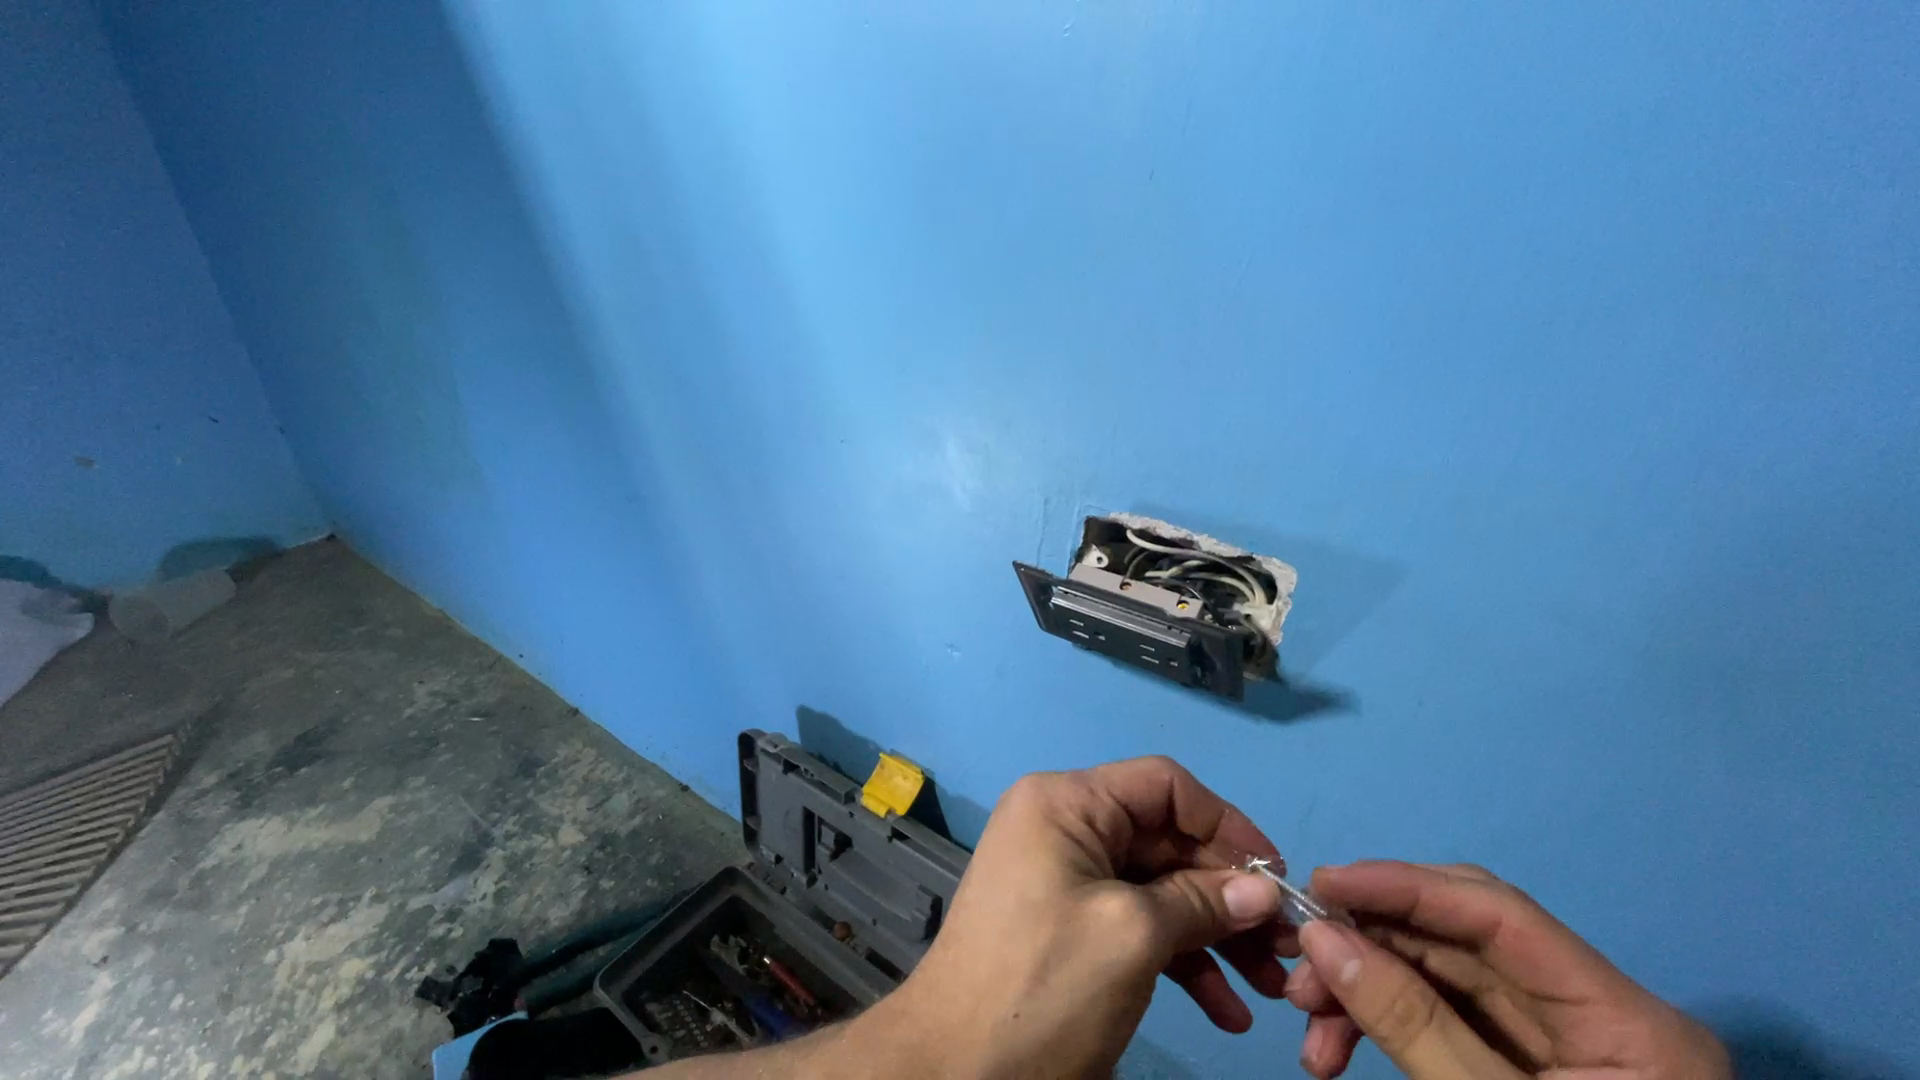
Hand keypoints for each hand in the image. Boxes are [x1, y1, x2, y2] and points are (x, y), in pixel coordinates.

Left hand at [867, 757, 1295, 1077]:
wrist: (955, 1069)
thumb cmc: (1044, 984)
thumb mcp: (1133, 935)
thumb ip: (1202, 901)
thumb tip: (1264, 888)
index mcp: (1067, 802)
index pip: (1163, 784)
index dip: (1225, 823)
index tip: (1277, 876)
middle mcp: (1065, 826)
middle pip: (1166, 840)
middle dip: (1228, 893)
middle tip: (1286, 947)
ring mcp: (1066, 877)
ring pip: (1158, 887)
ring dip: (1215, 933)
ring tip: (1270, 985)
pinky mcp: (1069, 924)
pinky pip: (1137, 923)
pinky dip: (1181, 958)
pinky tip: (1225, 1010)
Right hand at [1284, 861, 1730, 1079]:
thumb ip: (1411, 1024)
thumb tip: (1322, 937)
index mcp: (1625, 1021)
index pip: (1500, 913)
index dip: (1404, 886)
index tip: (1320, 883)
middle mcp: (1591, 1008)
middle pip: (1460, 937)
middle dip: (1370, 941)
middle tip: (1301, 956)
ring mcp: (1556, 1036)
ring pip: (1438, 974)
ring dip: (1363, 986)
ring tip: (1307, 1018)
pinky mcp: (1520, 1058)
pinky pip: (1439, 1014)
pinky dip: (1381, 1020)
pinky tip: (1334, 1045)